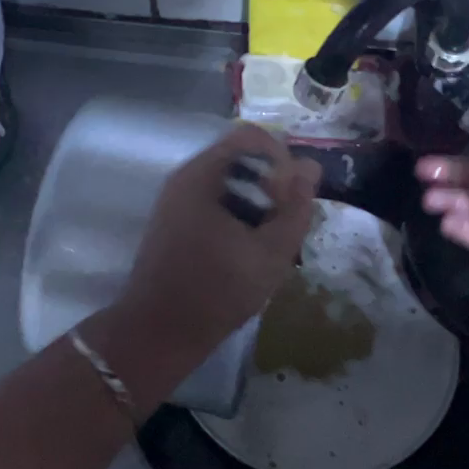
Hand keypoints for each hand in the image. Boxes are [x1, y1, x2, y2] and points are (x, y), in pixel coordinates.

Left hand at [119, 123, 320, 354]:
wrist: (158, 331)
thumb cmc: (217, 291)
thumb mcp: (270, 254)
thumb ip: (294, 208)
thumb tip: (309, 169)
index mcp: (205, 174)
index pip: (253, 137)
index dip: (282, 158)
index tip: (294, 196)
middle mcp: (186, 176)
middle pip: (240, 157)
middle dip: (271, 182)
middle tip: (287, 220)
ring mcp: (176, 198)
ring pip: (228, 181)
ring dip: (256, 201)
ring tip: (271, 238)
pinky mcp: (174, 219)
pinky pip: (213, 199)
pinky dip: (236, 213)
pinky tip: (248, 248)